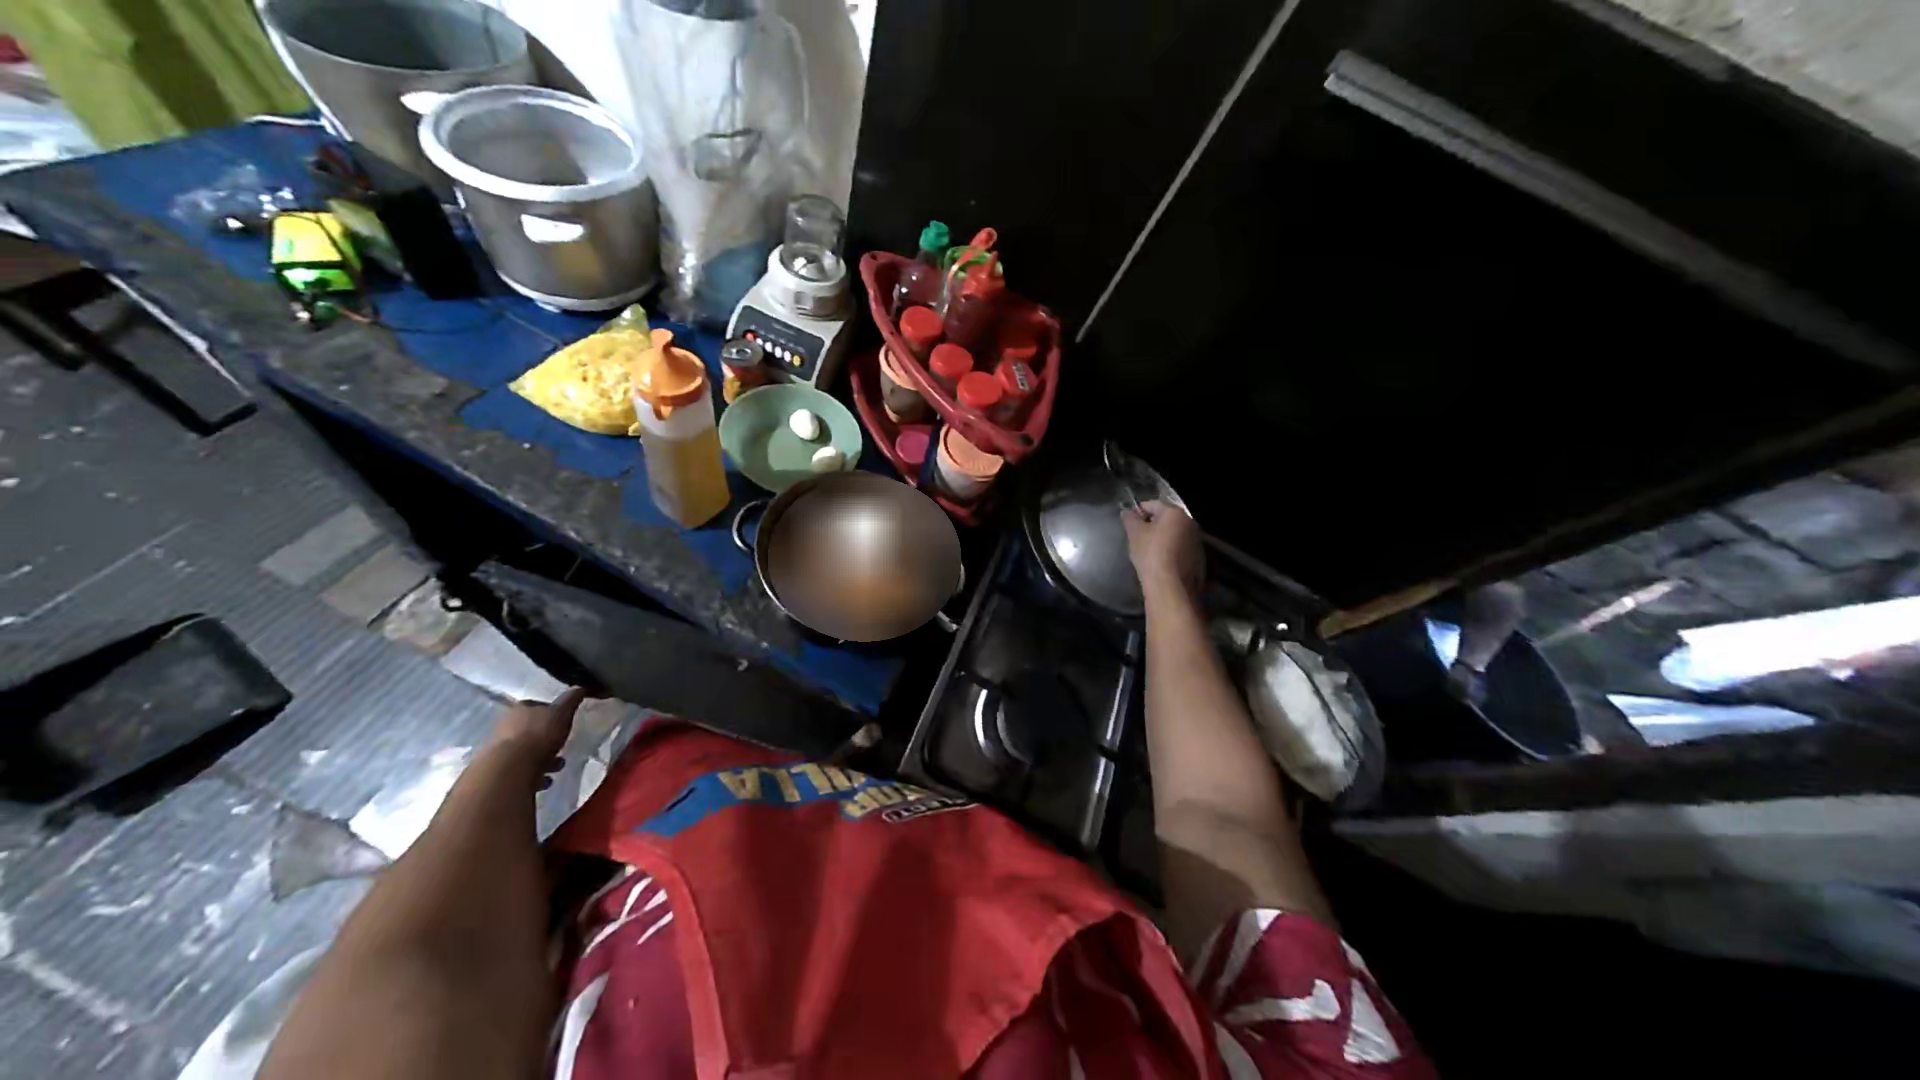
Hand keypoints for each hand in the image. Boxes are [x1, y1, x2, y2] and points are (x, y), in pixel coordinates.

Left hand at [489, 687, 585, 784]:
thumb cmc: (539, 734)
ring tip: (557, 766)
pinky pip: (521, 770)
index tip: (564, 722)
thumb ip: (572, 699)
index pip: (538, 706)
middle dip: (547, 739)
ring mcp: (500, 749)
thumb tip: (582, 686)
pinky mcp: (500, 770)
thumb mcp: (562, 711)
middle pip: (531, 730)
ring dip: (542, 759)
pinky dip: (534, 775)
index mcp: (521, 709)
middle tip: (561, 747)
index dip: (552, 713)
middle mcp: (506, 726)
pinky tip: (545, 780)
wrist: (512, 768)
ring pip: (526, 751)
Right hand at [1122, 499, 1202, 599]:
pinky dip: (1171, 549)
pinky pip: (1180, 547)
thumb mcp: (1134, 534)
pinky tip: (1160, 561)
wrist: (1169, 585)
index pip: (1152, 504)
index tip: (1129, 523)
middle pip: (1166, 518)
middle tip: (1137, 536)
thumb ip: (1130, 519)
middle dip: (1151, 524)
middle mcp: (1190, 522)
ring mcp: (1196, 540)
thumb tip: (1127, 511)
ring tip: (1148, 550)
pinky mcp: (1198, 557)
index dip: (1138, 512)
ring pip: (1174, 533)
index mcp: (1175, 513)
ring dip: (1162, 537)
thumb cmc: (1150, 554)